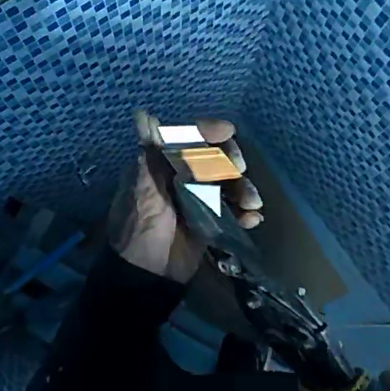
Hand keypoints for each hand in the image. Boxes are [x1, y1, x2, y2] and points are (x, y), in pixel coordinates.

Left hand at [107, 115, 262, 282]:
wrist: (145, 275)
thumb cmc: (138, 227)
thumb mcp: (140, 188)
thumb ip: (148, 155)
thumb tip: (142, 115)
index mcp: (160, 165)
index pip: (187, 138)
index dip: (207, 131)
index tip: (227, 131)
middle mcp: (180, 177)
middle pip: (214, 158)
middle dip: (230, 160)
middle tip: (239, 167)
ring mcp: (196, 199)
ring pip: (228, 183)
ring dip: (243, 188)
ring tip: (250, 202)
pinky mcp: (209, 222)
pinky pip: (233, 211)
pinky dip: (245, 212)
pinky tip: (251, 219)